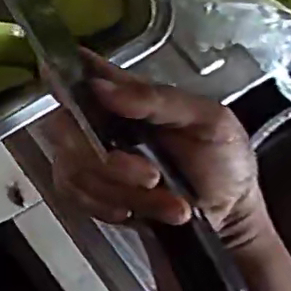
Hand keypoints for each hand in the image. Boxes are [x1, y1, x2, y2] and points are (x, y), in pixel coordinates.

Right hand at [52, 53, 272, 252]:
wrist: (227, 217)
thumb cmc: (221, 162)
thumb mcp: (210, 122)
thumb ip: (159, 100)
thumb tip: (100, 87)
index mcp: (122, 93)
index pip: (77, 72)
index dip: (64, 77)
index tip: (72, 92)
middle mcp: (91, 120)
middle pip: (65, 128)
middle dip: (108, 162)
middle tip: (153, 177)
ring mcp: (79, 153)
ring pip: (73, 168)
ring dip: (125, 193)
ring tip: (171, 206)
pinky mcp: (76, 186)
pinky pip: (73, 194)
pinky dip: (110, 207)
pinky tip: (138, 213)